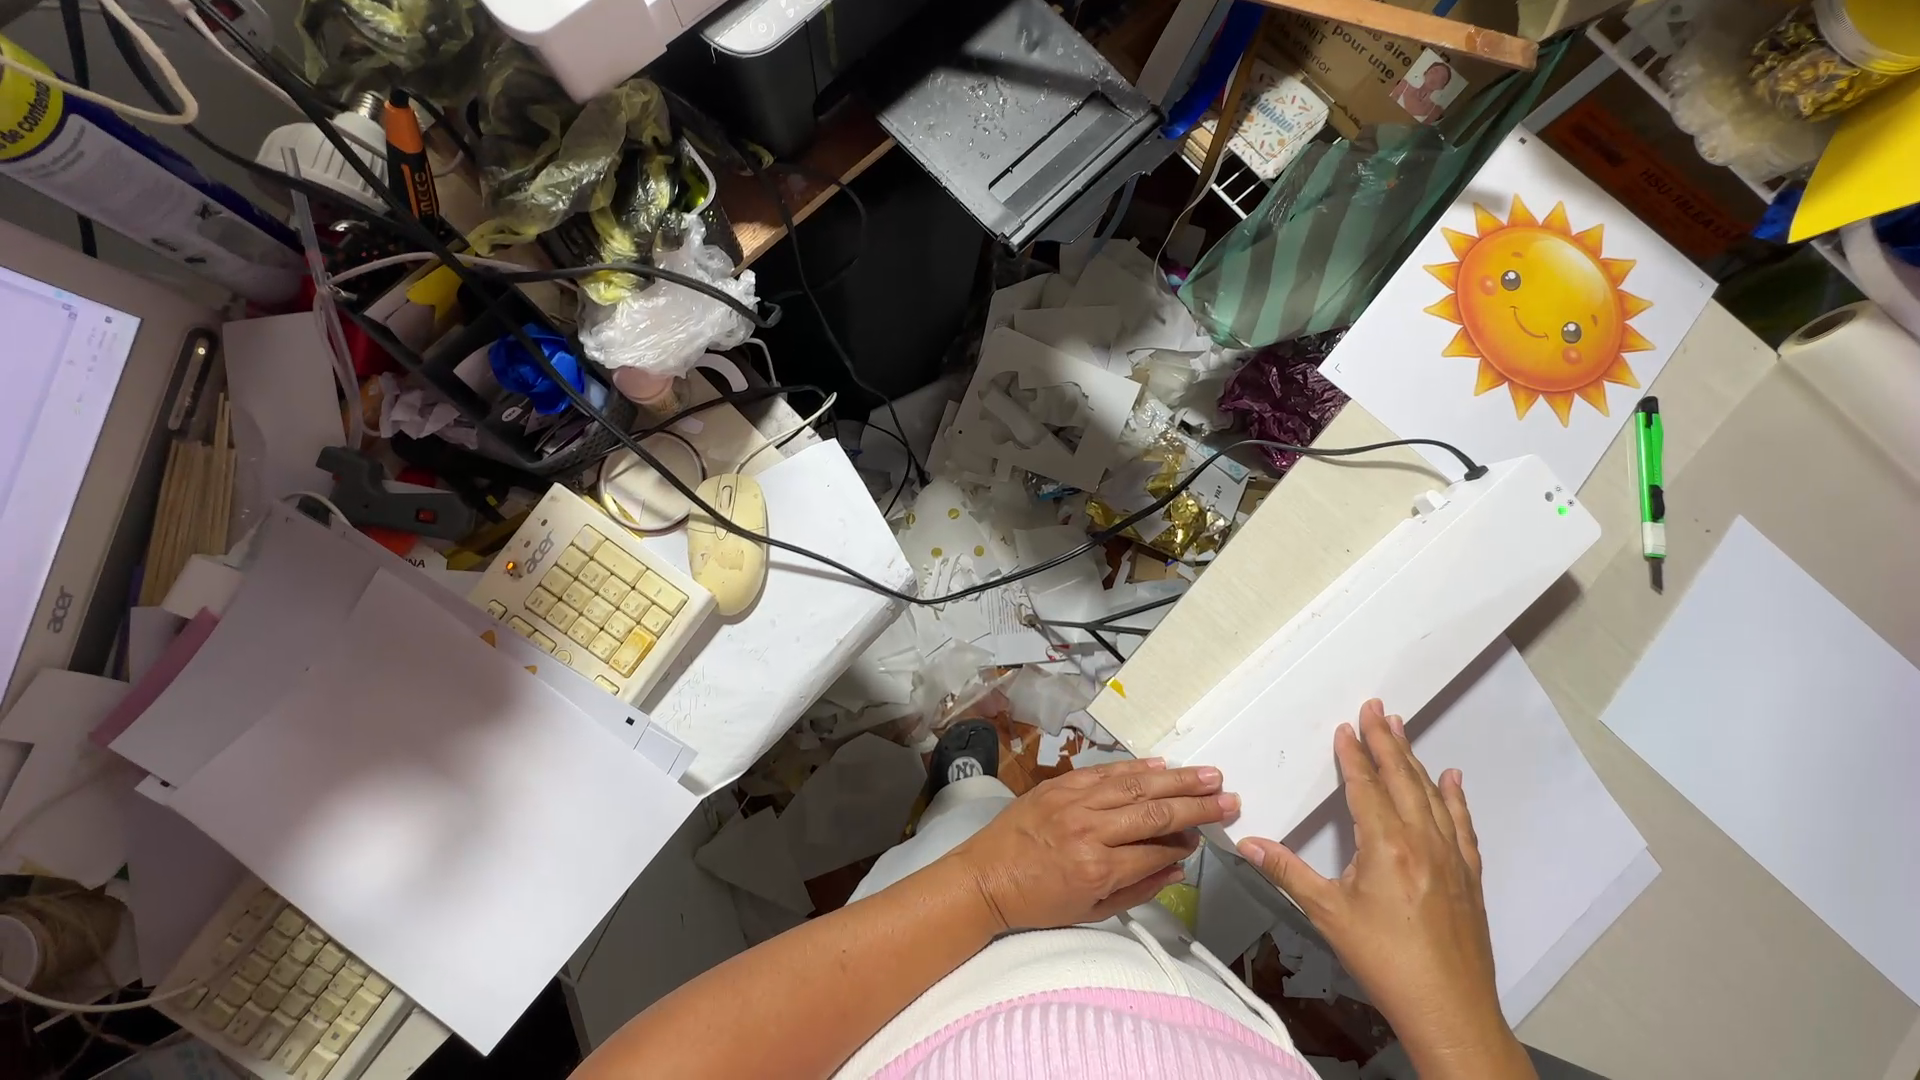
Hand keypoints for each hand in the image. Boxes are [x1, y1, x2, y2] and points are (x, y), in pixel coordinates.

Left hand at [944, 758, 1237, 931]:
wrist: (985, 878)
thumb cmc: (1038, 903)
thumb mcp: (1091, 911)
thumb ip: (1138, 889)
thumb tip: (1178, 867)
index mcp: (1098, 868)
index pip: (1156, 850)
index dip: (1186, 842)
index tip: (1208, 835)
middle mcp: (1089, 830)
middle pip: (1154, 813)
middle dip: (1196, 806)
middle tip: (1229, 798)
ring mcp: (1073, 802)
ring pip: (1135, 786)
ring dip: (1175, 779)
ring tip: (1207, 775)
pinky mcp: (1059, 785)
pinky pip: (1104, 772)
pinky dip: (1135, 767)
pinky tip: (1161, 765)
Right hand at [1237, 701, 1533, 1079]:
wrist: (1450, 1011)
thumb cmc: (1385, 961)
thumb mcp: (1327, 914)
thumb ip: (1287, 872)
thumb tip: (1248, 842)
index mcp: (1386, 845)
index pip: (1366, 786)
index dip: (1354, 754)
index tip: (1346, 727)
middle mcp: (1422, 841)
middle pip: (1402, 779)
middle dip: (1387, 740)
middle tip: (1377, 708)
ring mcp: (1451, 858)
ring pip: (1431, 795)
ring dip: (1414, 760)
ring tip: (1403, 729)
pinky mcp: (1468, 877)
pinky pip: (1461, 825)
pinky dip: (1454, 798)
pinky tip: (1452, 780)